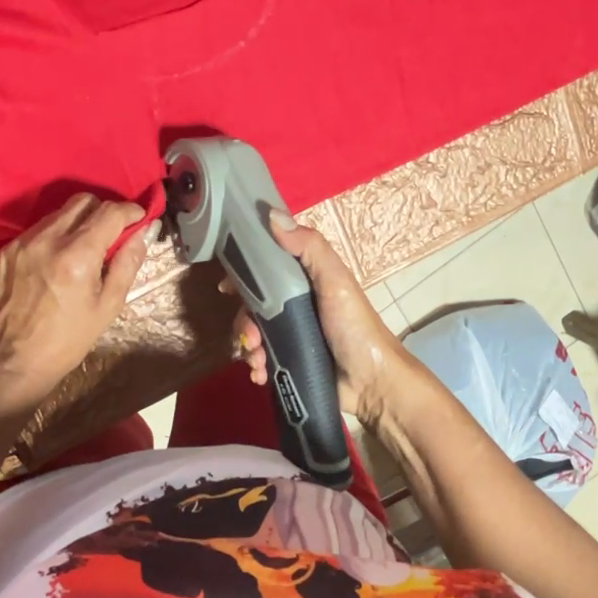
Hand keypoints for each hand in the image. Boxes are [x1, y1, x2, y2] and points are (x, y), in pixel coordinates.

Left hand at [0, 193, 153, 415]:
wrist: (15, 358)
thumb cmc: (69, 339)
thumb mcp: (108, 306)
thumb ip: (127, 264)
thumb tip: (143, 232)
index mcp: (77, 255)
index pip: (110, 212)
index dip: (130, 212)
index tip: (138, 219)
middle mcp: (48, 240)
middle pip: (83, 201)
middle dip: (103, 212)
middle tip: (111, 235)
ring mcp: (23, 243)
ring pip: (59, 213)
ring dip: (77, 223)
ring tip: (83, 250)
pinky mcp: (7, 250)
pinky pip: (37, 230)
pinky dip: (54, 237)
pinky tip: (56, 262)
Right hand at [233, 211, 418, 423]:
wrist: (371, 382)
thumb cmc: (354, 326)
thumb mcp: (335, 280)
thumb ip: (309, 247)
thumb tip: (271, 214)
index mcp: (304, 280)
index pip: (265, 269)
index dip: (243, 274)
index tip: (226, 287)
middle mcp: (295, 305)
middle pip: (252, 305)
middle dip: (243, 322)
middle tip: (250, 337)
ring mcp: (291, 335)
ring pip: (252, 334)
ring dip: (247, 347)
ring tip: (257, 362)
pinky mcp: (289, 362)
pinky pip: (260, 359)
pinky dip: (255, 366)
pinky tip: (260, 375)